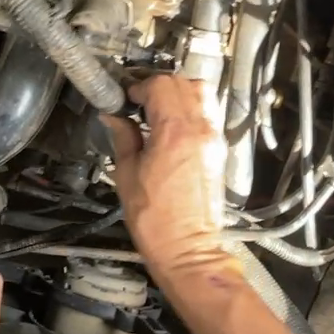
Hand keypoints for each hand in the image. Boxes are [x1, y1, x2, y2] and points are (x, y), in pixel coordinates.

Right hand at [104, 75, 241, 281]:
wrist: (188, 250)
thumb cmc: (157, 222)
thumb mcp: (126, 175)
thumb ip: (123, 139)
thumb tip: (114, 118)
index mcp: (174, 133)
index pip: (160, 86)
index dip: (139, 87)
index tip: (127, 98)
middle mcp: (200, 131)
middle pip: (183, 83)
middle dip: (158, 86)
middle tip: (139, 102)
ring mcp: (213, 140)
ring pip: (202, 93)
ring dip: (179, 93)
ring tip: (158, 110)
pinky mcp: (219, 151)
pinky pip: (209, 115)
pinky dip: (192, 110)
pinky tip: (173, 126)